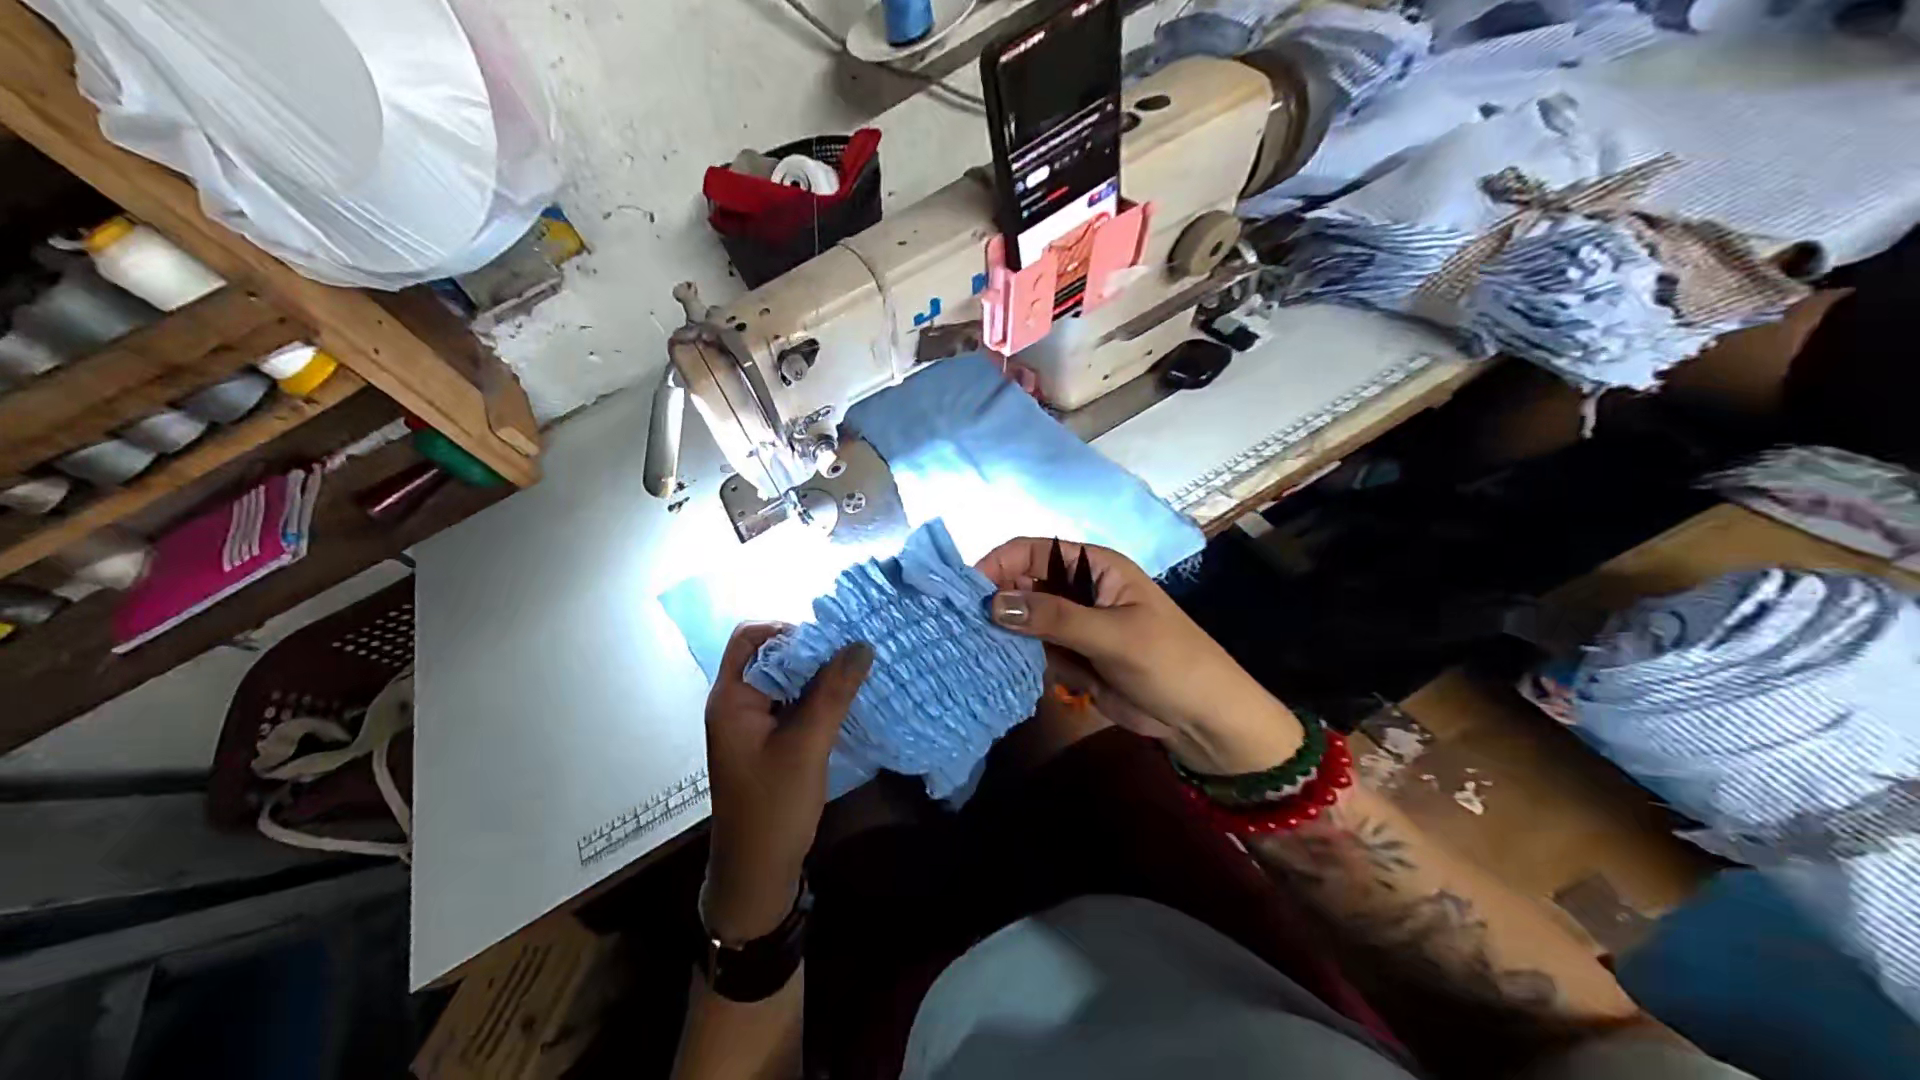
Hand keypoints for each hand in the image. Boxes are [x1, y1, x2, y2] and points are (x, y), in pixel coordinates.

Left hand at [703, 623, 872, 942]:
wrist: (756, 873)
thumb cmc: (774, 806)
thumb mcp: (807, 745)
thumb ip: (832, 692)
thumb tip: (861, 645)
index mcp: (731, 698)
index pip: (751, 637)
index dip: (788, 630)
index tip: (830, 643)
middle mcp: (736, 703)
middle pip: (769, 655)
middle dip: (810, 651)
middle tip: (851, 654)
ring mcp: (751, 724)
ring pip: (784, 680)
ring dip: (816, 675)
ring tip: (854, 674)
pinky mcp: (767, 741)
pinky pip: (791, 703)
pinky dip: (815, 697)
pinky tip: (844, 701)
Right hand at [975, 538, 1302, 774]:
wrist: (1201, 719)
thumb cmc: (1169, 662)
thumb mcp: (1113, 635)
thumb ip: (1054, 617)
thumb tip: (992, 603)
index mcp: (1094, 566)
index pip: (1034, 552)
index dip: (999, 564)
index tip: (967, 590)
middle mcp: (1078, 589)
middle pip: (1023, 584)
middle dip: (995, 600)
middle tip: (960, 624)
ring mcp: (1073, 625)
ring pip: (1024, 619)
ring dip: (1002, 632)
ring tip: (969, 647)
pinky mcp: (1070, 657)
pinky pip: (1033, 649)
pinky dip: (1015, 656)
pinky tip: (994, 666)